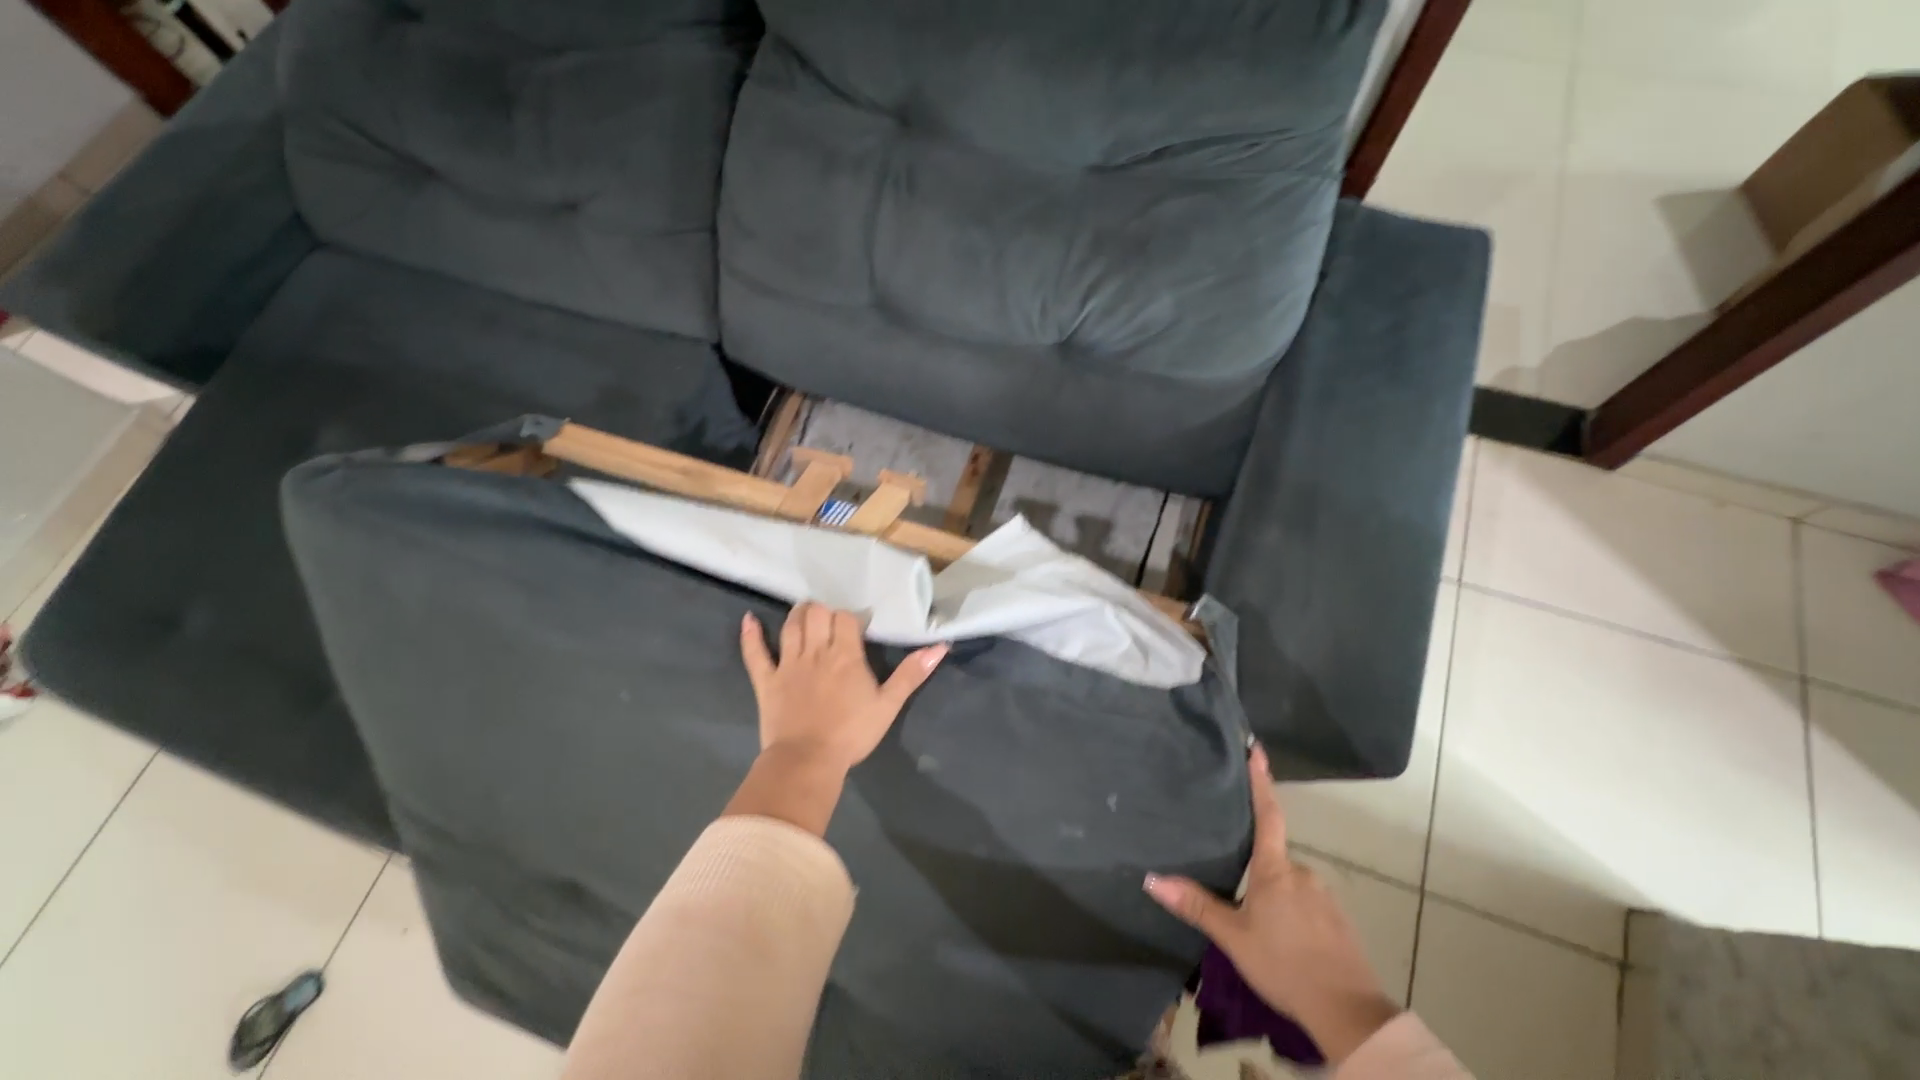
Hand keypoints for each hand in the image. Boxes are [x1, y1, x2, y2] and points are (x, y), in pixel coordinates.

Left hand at [740, 603, 946, 773]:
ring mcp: (787, 664)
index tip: (855, 630)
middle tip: (829, 622)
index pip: (846, 619)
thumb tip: (940, 646)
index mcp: (845, 655)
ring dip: (797, 616)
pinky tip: (748, 619)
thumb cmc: (852, 734)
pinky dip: (750, 635)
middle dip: (822, 612)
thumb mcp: (888, 705)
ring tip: (804, 614)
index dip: (850, 619)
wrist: (808, 760)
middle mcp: (815, 651)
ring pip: (790, 626)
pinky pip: (755, 653)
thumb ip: (911, 674)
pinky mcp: (766, 680)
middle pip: (815, 614)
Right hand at [1144, 745, 1401, 1065]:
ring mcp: (1323, 897)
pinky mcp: (1336, 921)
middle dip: (1255, 867)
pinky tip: (1280, 940)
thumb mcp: (1233, 937)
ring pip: (1289, 885)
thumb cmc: (1284, 964)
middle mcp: (1302, 874)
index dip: (1260, 781)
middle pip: (1274, 856)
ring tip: (1254, 923)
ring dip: (1272, 897)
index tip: (1257, 750)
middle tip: (1233, 882)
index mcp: (1276, 870)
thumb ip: (1197, 905)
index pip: (1267, 815)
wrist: (1347, 1011)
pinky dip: (1290, 914)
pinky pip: (1305, 905)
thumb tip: (1152, 878)